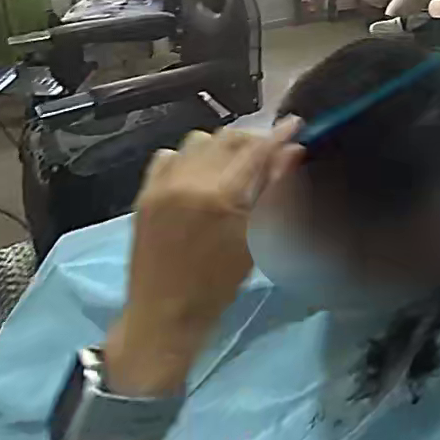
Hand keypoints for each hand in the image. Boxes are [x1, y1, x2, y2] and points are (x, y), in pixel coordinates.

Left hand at [105, 120, 303, 393]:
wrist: (164, 315)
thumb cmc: (220, 282)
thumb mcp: (258, 237)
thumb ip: (276, 189)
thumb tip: (293, 151)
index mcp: (222, 195)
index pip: (258, 150)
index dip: (280, 134)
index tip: (296, 124)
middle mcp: (189, 181)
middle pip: (228, 138)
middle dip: (253, 139)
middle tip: (268, 152)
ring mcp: (162, 185)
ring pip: (198, 140)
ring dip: (221, 146)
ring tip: (231, 166)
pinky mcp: (144, 194)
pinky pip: (167, 156)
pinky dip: (188, 157)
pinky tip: (197, 175)